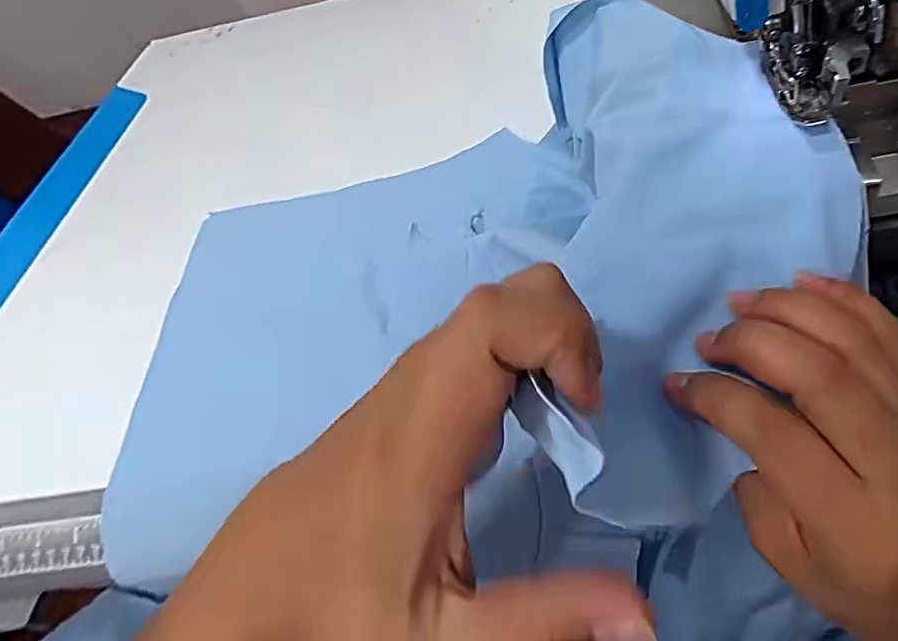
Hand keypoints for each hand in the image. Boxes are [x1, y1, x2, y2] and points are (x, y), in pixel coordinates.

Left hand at [144, 264, 652, 640]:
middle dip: (568, 330)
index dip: (559, 334)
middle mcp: (422, 376)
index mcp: (427, 420)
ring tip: (561, 414)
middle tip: (579, 405)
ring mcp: (416, 372)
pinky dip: (527, 350)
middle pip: (510, 291)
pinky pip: (486, 333)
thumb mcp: (445, 635)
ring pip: (500, 305)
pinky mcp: (416, 382)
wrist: (252, 595)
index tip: (584, 403)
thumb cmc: (342, 606)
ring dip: (550, 340)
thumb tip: (644, 618)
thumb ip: (545, 618)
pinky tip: (524, 418)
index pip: (495, 318)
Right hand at [666, 274, 897, 640]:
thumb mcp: (794, 567)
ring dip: (786, 306)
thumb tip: (734, 415)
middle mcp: (892, 457)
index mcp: (854, 519)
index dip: (717, 396)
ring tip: (740, 302)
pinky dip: (839, 293)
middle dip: (750, 341)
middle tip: (709, 339)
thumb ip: (756, 493)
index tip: (679, 382)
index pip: (775, 433)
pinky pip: (883, 326)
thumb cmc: (868, 584)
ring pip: (848, 337)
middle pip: (816, 372)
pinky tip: (799, 280)